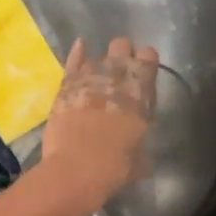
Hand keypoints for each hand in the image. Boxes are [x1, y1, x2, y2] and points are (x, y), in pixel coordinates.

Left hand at [43, 37, 157, 201]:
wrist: (76, 169)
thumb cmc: (114, 167)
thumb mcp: (141, 156)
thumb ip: (141, 137)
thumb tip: (138, 137)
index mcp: (141, 91)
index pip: (149, 56)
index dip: (145, 62)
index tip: (142, 73)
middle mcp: (117, 76)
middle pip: (122, 46)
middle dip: (122, 55)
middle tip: (120, 73)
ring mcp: (89, 78)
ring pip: (98, 54)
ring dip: (101, 62)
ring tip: (99, 75)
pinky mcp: (66, 86)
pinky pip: (74, 60)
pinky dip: (78, 53)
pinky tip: (80, 46)